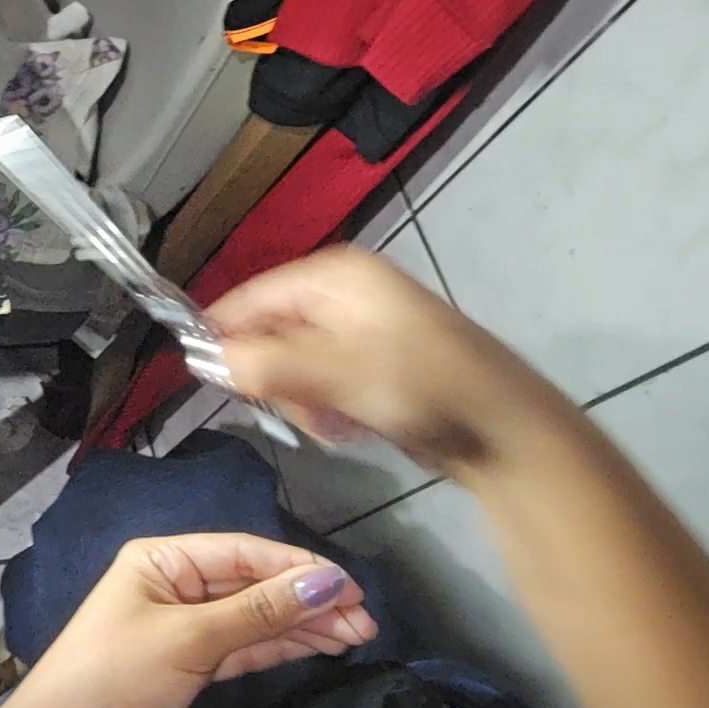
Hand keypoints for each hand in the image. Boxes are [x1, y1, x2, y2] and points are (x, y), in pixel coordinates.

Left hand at [0, 533, 376, 707]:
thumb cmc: (118, 675)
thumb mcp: (190, 638)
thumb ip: (260, 611)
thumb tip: (328, 581)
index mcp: (163, 560)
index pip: (242, 553)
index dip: (297, 566)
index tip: (350, 586)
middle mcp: (175, 585)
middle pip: (251, 585)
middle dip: (306, 599)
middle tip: (364, 620)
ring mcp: (184, 626)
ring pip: (253, 618)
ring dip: (301, 626)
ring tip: (356, 635)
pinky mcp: (191, 666)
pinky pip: (244, 648)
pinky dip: (279, 648)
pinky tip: (318, 646)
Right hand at [206, 246, 555, 470]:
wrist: (504, 430)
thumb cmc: (422, 386)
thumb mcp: (336, 372)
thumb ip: (265, 364)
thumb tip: (204, 361)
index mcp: (332, 276)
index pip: (249, 298)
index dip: (221, 335)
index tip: (204, 379)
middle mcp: (339, 295)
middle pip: (266, 333)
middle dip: (274, 377)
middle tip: (300, 407)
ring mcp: (354, 330)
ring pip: (288, 366)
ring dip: (300, 400)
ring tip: (333, 420)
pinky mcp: (366, 364)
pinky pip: (316, 383)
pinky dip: (323, 408)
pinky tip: (348, 425)